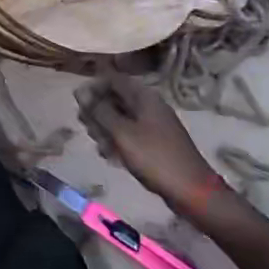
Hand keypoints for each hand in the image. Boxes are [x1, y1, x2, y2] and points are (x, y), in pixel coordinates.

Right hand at [75, 75, 226, 217]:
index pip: (113, 79)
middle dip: (97, 114)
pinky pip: (128, 136)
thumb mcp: (122, 133)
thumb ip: (100, 111)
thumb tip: (80, 90)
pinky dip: (117, 143)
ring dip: (105, 131)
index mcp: (144, 97)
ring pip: (119, 120)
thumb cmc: (154, 157)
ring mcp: (151, 125)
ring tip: (102, 148)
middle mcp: (148, 106)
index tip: (79, 106)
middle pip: (114, 100)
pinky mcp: (152, 143)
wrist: (190, 189)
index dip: (94, 88)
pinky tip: (111, 157)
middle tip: (90, 131)